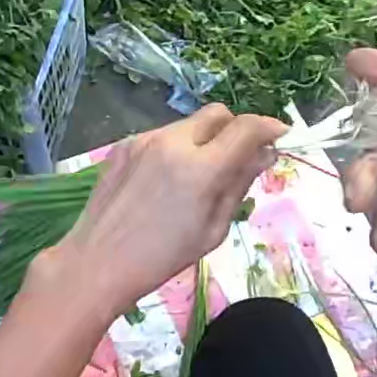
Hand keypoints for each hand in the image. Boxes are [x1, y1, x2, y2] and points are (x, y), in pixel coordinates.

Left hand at [48, 104, 286, 311]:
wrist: (97, 263)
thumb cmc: (163, 258)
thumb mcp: (214, 229)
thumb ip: (240, 184)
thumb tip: (265, 154)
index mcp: (201, 169)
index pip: (246, 128)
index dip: (269, 127)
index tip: (279, 135)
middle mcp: (173, 143)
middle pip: (218, 113)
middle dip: (236, 128)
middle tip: (238, 156)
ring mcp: (144, 140)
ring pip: (189, 124)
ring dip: (204, 139)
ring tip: (196, 176)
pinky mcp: (124, 145)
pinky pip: (162, 136)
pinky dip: (176, 149)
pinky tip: (165, 181)